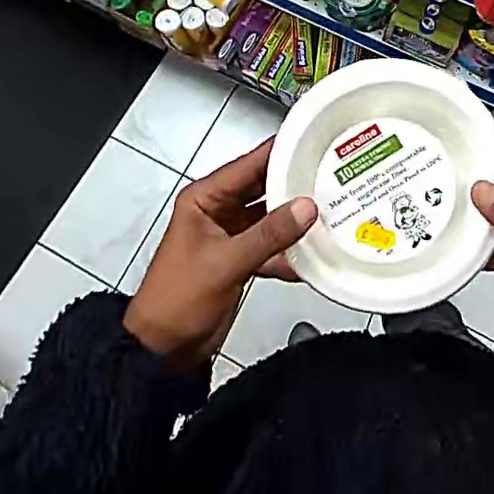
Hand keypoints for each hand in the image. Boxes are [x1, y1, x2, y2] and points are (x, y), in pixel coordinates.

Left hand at [123, 138, 315, 369]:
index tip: (311, 140)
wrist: (163, 352)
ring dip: (297, 218)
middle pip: (265, 187)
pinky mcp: (243, 256)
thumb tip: (305, 208)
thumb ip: (268, 234)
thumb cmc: (173, 301)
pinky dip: (291, 249)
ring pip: (273, 215)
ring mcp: (233, 234)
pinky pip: (275, 243)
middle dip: (296, 183)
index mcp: (204, 199)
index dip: (280, 151)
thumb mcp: (224, 262)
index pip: (249, 164)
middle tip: (330, 174)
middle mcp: (219, 211)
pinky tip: (312, 253)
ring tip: (330, 208)